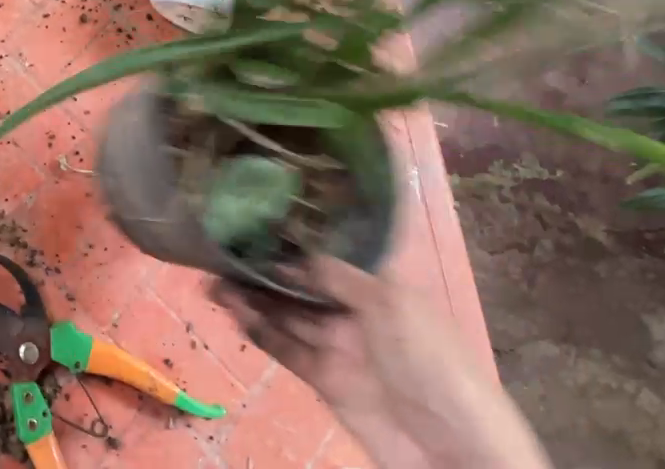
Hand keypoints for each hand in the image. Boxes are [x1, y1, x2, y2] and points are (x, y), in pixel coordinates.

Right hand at [213, 257, 549, 468]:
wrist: (453, 450)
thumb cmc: (430, 362)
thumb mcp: (390, 304)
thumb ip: (337, 275)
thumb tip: (292, 252)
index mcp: (380, 288)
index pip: (329, 256)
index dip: (293, 240)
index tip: (253, 219)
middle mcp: (356, 312)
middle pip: (301, 284)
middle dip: (262, 268)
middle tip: (218, 249)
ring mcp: (339, 347)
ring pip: (286, 314)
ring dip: (250, 297)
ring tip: (211, 279)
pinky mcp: (323, 379)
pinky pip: (285, 348)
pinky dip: (258, 330)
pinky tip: (231, 312)